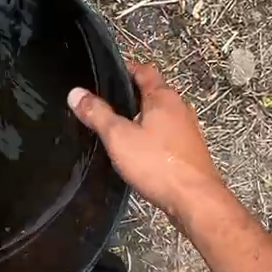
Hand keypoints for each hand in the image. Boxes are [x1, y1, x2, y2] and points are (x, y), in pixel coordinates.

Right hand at [69, 63, 228, 226]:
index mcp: (163, 97)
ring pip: (160, 115)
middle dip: (131, 96)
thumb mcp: (119, 137)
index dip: (125, 69)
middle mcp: (179, 108)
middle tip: (106, 104)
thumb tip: (75, 93)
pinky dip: (151, 136)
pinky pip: (166, 134)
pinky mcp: (188, 151)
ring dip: (141, 118)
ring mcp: (187, 130)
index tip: (106, 75)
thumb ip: (97, 114)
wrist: (195, 201)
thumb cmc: (157, 163)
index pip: (144, 70)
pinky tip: (138, 152)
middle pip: (152, 92)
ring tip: (117, 128)